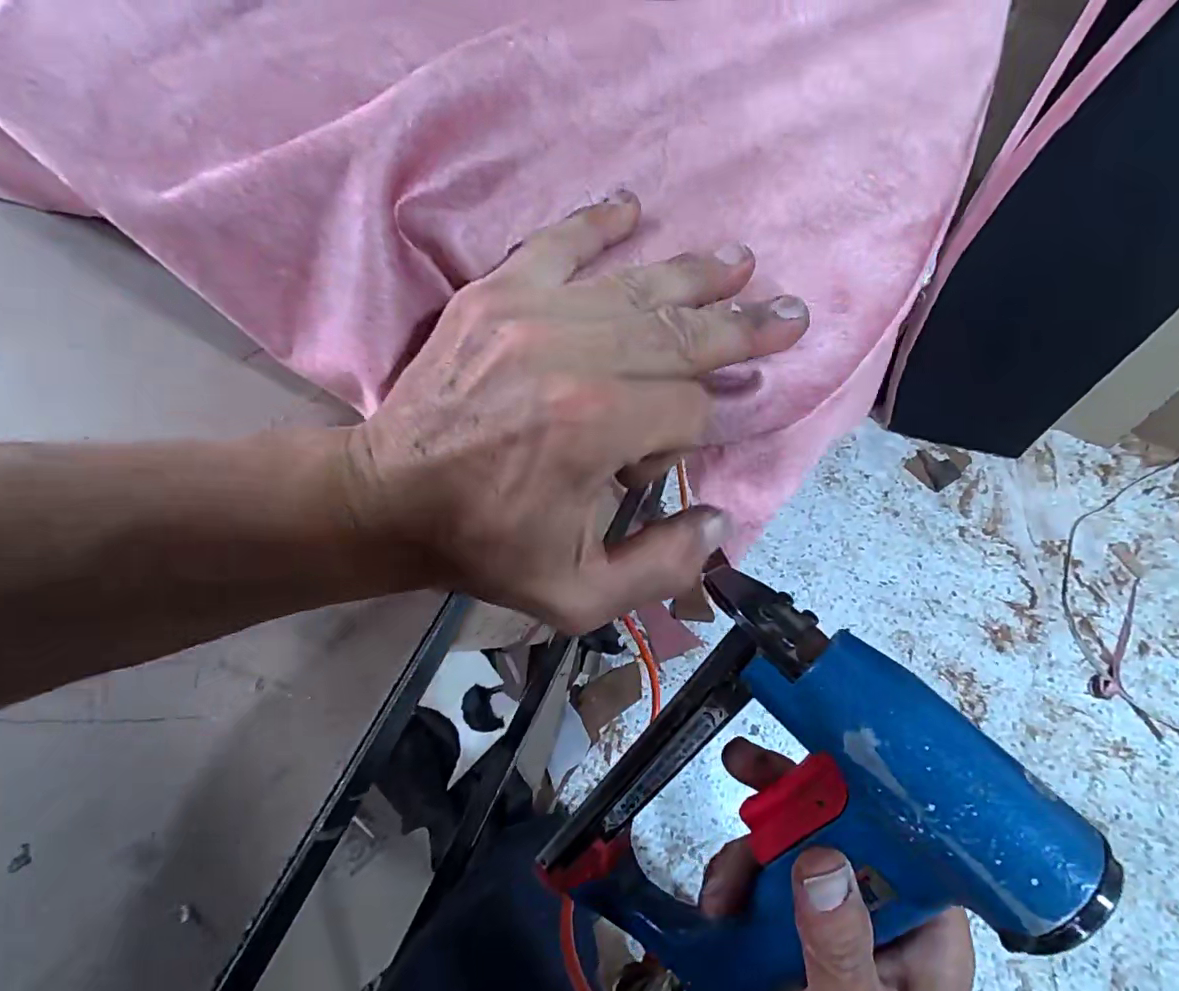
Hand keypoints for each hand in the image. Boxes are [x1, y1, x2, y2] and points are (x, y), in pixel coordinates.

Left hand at [335, 191, 808, 631]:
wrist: (387, 500)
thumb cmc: (487, 548)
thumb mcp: (579, 596)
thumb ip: (662, 566)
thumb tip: (719, 520)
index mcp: (599, 428)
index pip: (689, 411)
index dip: (695, 434)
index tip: (668, 456)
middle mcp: (577, 356)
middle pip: (684, 335)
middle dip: (743, 330)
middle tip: (791, 315)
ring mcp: (534, 314)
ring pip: (639, 287)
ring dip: (698, 277)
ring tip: (741, 263)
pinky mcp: (497, 294)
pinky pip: (558, 243)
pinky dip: (598, 224)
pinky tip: (633, 205)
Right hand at [699, 738, 976, 990]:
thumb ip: (841, 948)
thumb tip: (819, 859)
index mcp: (923, 917)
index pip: (897, 832)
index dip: (854, 791)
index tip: (810, 766)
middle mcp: (882, 901)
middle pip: (838, 827)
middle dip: (787, 796)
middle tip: (741, 763)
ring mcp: (837, 913)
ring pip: (793, 850)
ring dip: (749, 856)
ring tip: (720, 893)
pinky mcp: (799, 929)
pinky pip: (767, 884)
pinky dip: (737, 884)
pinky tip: (717, 905)